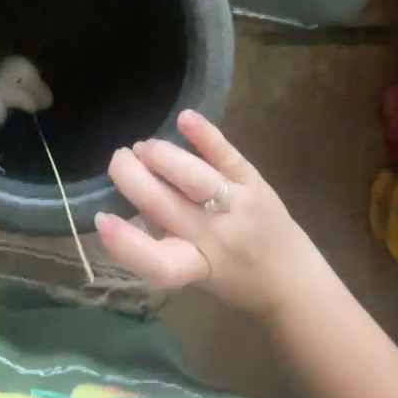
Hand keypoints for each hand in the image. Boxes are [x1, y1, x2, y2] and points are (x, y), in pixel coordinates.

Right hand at [98, 109, 324, 320]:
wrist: (295, 280)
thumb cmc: (234, 279)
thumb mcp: (194, 274)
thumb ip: (161, 244)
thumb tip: (121, 208)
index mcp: (197, 267)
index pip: (159, 262)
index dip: (127, 243)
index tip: (102, 219)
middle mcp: (217, 238)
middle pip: (166, 205)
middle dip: (132, 177)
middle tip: (118, 162)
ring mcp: (238, 206)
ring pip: (194, 178)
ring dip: (161, 157)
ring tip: (143, 148)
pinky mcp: (254, 183)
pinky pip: (227, 156)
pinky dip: (206, 135)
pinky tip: (184, 118)